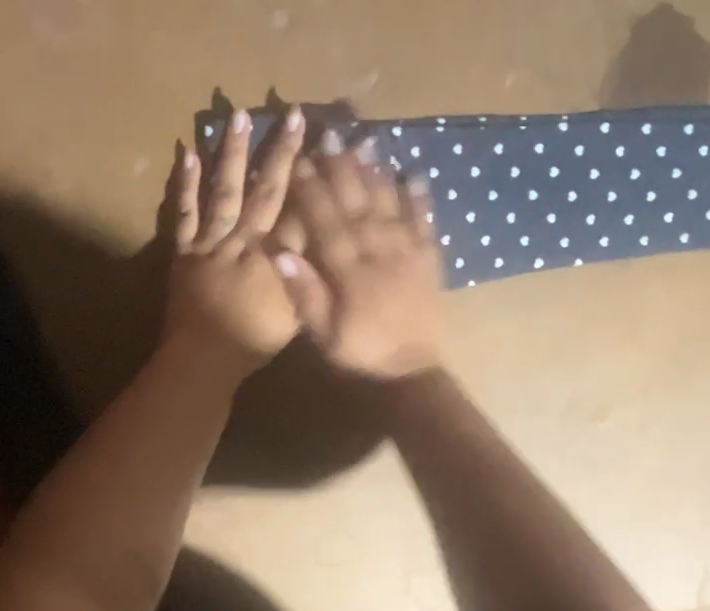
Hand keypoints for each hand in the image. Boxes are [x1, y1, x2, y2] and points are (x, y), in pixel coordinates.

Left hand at [157, 106, 306, 374]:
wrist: (203, 360)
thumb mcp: (294, 311)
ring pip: (225, 191)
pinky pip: (185, 214)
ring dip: (233, 154)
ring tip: (239, 117)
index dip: (311, 174)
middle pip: (265, 190)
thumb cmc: (252, 343)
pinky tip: (189, 155)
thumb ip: (306, 272)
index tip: (324, 142)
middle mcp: (244, 240)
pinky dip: (187, 185)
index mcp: (273, 256)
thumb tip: (318, 234)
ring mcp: (210, 244)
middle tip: (291, 115)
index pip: (298, 206)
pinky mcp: (184, 254)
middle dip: (281, 152)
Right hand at [273, 141, 443, 379]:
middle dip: (343, 169)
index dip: (312, 191)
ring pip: (390, 206)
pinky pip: (425, 224)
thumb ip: (305, 294)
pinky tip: (414, 174)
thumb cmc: (361, 356)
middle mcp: (380, 255)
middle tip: (331, 136)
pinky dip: (420, 198)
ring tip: (366, 142)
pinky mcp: (429, 262)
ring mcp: (408, 255)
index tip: (300, 162)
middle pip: (358, 204)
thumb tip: (280, 253)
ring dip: (377, 173)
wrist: (410, 375)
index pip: (327, 223)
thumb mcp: (324, 335)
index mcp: (350, 273)